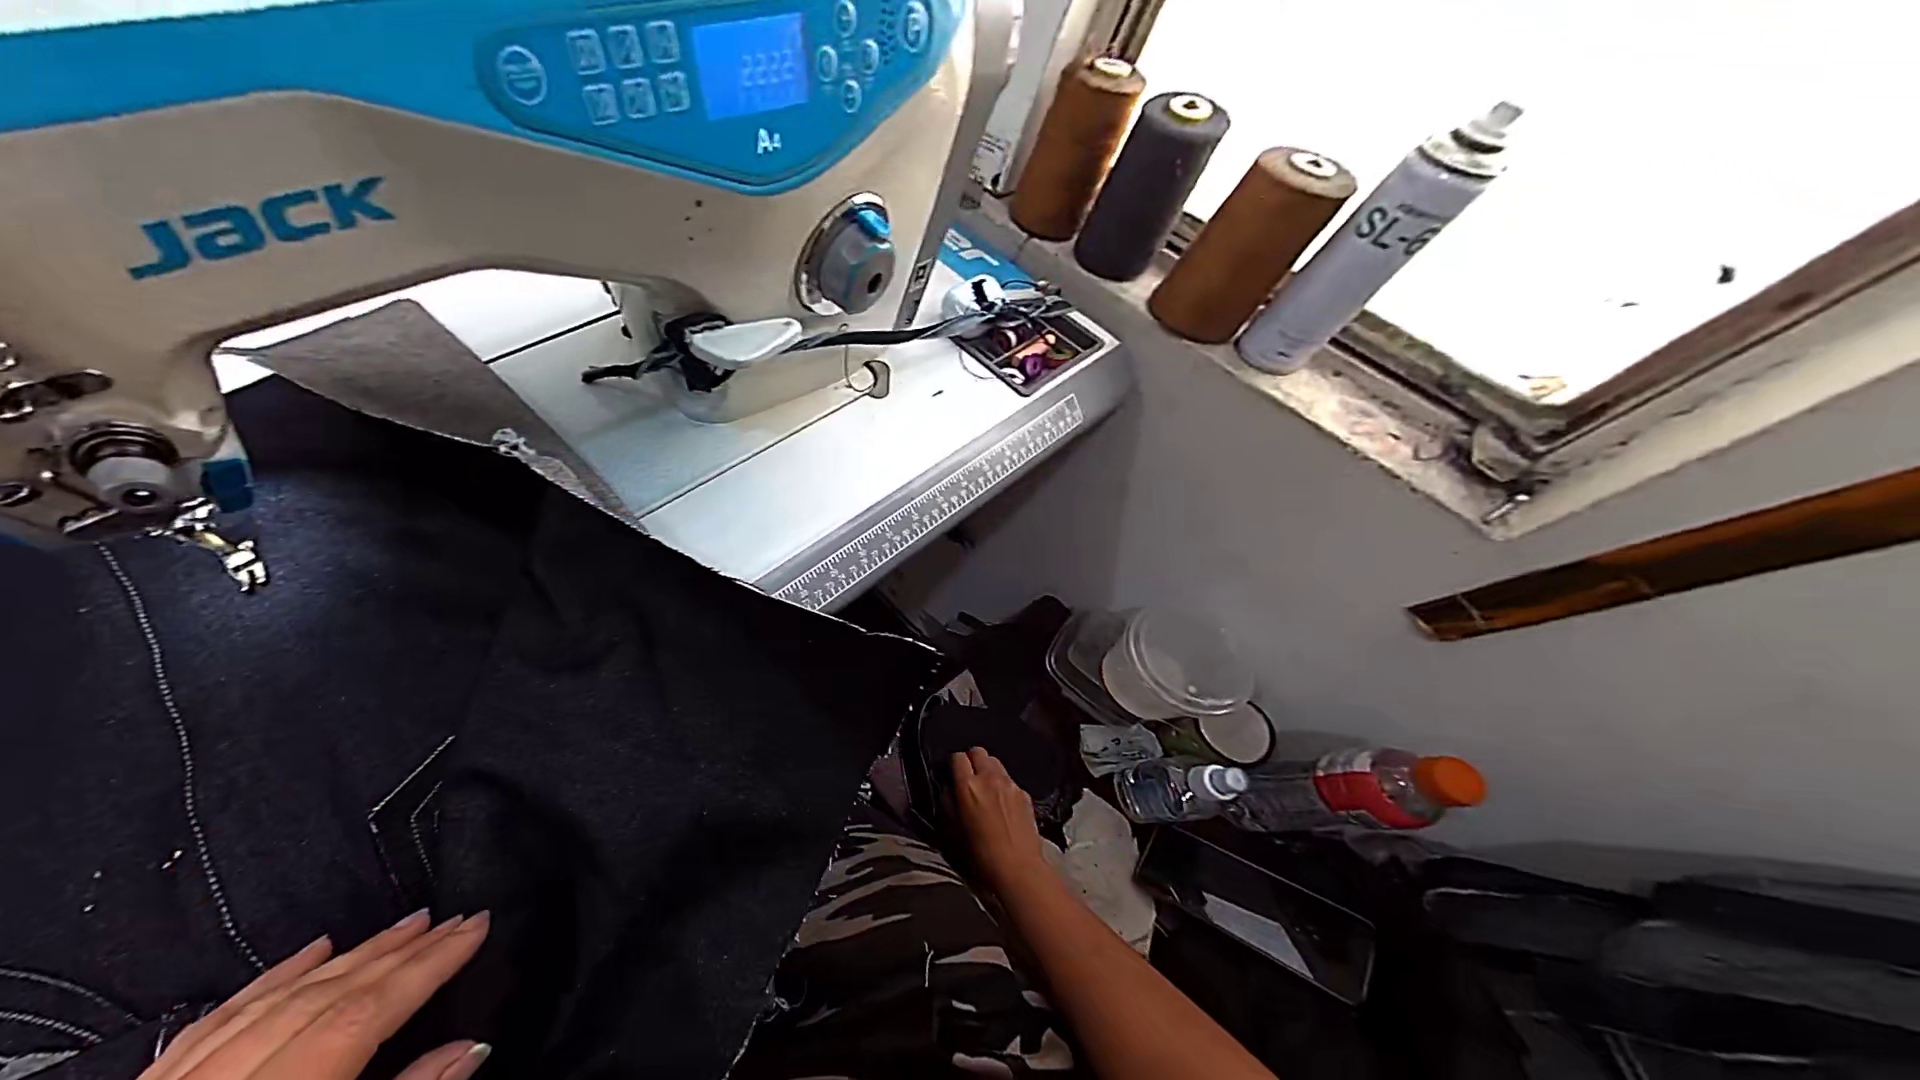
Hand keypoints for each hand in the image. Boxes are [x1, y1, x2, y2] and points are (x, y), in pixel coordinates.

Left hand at [140, 909, 491, 1079]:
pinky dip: (270, 980)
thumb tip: (473, 1046)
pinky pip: (211, 1023)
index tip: (476, 926)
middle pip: (324, 998)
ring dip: (350, 955)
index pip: (365, 1013)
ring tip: (402, 925)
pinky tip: (311, 951)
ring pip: (275, 1000)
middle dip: (399, 952)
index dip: (430, 965)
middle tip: (452, 918)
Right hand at [951, 747, 1047, 895]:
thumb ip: (946, 804)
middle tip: (968, 779)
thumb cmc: (981, 857)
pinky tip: (1002, 804)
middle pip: (978, 751)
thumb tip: (947, 789)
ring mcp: (1010, 784)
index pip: (957, 757)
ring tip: (985, 789)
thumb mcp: (951, 832)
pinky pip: (1010, 779)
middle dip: (971, 761)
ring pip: (996, 762)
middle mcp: (990, 778)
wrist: (1018, 870)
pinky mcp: (1025, 794)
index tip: (951, 774)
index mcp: (968, 786)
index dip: (952, 764)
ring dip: (988, 770)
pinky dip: (1003, 785)